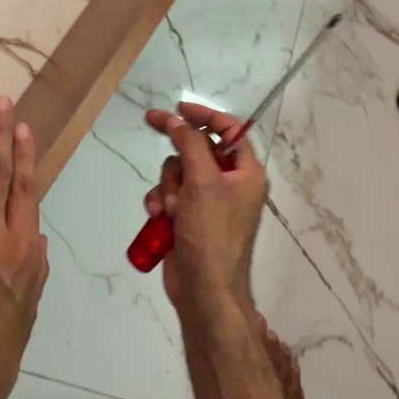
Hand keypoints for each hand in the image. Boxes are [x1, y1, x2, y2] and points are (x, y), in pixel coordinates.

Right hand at [142, 99, 267, 312]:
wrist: (204, 292)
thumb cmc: (212, 234)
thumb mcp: (202, 182)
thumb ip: (190, 143)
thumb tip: (177, 119)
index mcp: (247, 173)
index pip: (229, 130)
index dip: (205, 114)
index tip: (179, 107)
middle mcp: (230, 184)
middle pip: (198, 149)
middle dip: (179, 158)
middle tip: (152, 122)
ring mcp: (208, 202)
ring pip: (179, 172)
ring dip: (168, 186)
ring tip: (170, 208)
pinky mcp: (189, 218)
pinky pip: (170, 194)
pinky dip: (162, 202)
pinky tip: (160, 217)